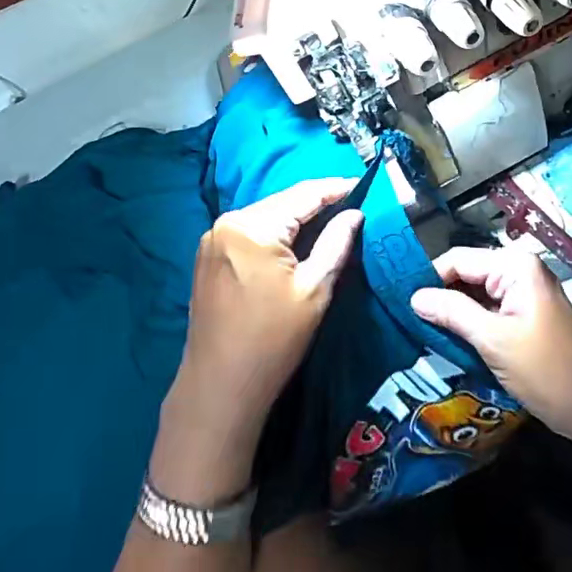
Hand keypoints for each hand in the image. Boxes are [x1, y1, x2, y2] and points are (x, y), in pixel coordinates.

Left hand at [155, 178, 360, 500]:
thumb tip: (354, 213)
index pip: (304, 195)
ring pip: (267, 214)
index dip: (336, 187)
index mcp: (253, 227)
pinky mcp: (209, 255)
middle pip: (283, 202)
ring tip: (330, 219)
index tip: (363, 184)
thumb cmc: (273, 340)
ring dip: (296, 217)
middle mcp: (229, 222)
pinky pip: (251, 230)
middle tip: (351, 203)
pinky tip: (296, 239)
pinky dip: (275, 231)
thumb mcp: (315, 290)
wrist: (219, 387)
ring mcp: (214, 238)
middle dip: (317, 202)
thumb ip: (336, 243)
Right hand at [409, 246, 571, 443]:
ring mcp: (524, 293)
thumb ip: (452, 313)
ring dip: (453, 311)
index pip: (459, 259)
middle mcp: (520, 270)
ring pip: (476, 294)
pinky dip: (469, 322)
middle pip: (467, 274)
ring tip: (420, 329)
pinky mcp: (525, 315)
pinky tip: (448, 338)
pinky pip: (488, 309)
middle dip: (441, 295)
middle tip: (407, 319)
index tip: (401, 302)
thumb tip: (414, 297)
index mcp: (516, 266)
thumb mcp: (494, 341)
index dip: (430, 278)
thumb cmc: (546, 370)